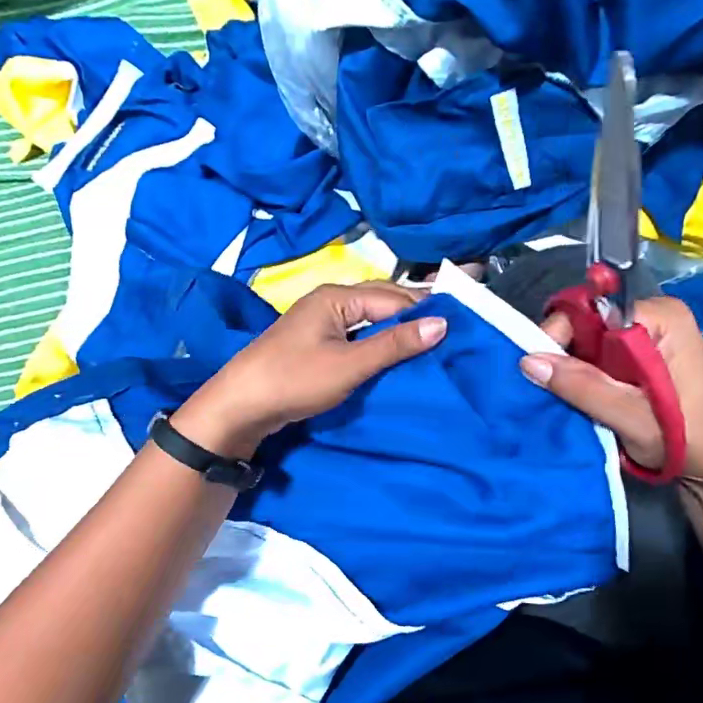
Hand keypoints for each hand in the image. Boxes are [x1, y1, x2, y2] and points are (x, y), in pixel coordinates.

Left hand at [171, 283, 446, 457]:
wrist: (241, 405)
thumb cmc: (295, 379)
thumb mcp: (350, 364)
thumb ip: (394, 344)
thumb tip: (442, 323)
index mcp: (337, 297)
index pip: (393, 297)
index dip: (425, 309)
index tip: (461, 323)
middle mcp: (329, 301)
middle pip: (382, 302)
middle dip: (414, 314)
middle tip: (454, 330)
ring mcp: (320, 322)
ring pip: (369, 319)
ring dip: (397, 329)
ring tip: (432, 343)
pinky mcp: (316, 343)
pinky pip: (356, 334)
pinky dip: (378, 342)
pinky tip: (395, 355)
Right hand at [520, 295, 702, 485]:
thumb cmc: (694, 442)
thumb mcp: (634, 417)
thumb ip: (583, 387)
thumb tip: (527, 360)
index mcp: (659, 317)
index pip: (589, 310)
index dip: (559, 336)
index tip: (535, 369)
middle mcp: (650, 321)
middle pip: (584, 329)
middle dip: (562, 360)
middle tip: (545, 392)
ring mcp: (644, 345)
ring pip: (586, 351)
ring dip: (571, 378)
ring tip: (558, 403)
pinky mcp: (637, 367)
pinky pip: (596, 366)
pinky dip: (583, 387)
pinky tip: (577, 407)